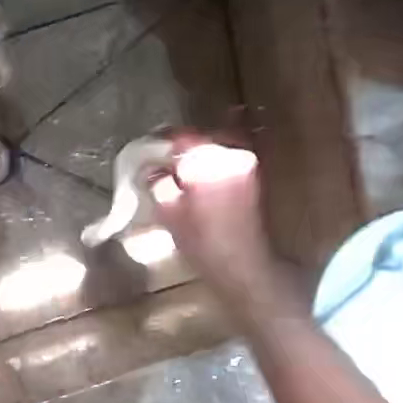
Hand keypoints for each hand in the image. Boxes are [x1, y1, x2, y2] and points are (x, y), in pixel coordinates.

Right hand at [149, 136, 314, 322]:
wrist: (243, 266)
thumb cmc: (201, 242)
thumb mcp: (167, 212)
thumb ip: (157, 182)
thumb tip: (152, 168)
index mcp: (207, 161)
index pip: (181, 137)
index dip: (162, 141)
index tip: (149, 149)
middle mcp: (231, 155)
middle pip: (201, 140)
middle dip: (181, 149)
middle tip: (162, 162)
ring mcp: (247, 165)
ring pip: (215, 149)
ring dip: (197, 157)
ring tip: (178, 174)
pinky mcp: (253, 179)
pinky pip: (226, 161)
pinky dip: (211, 166)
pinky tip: (197, 183)